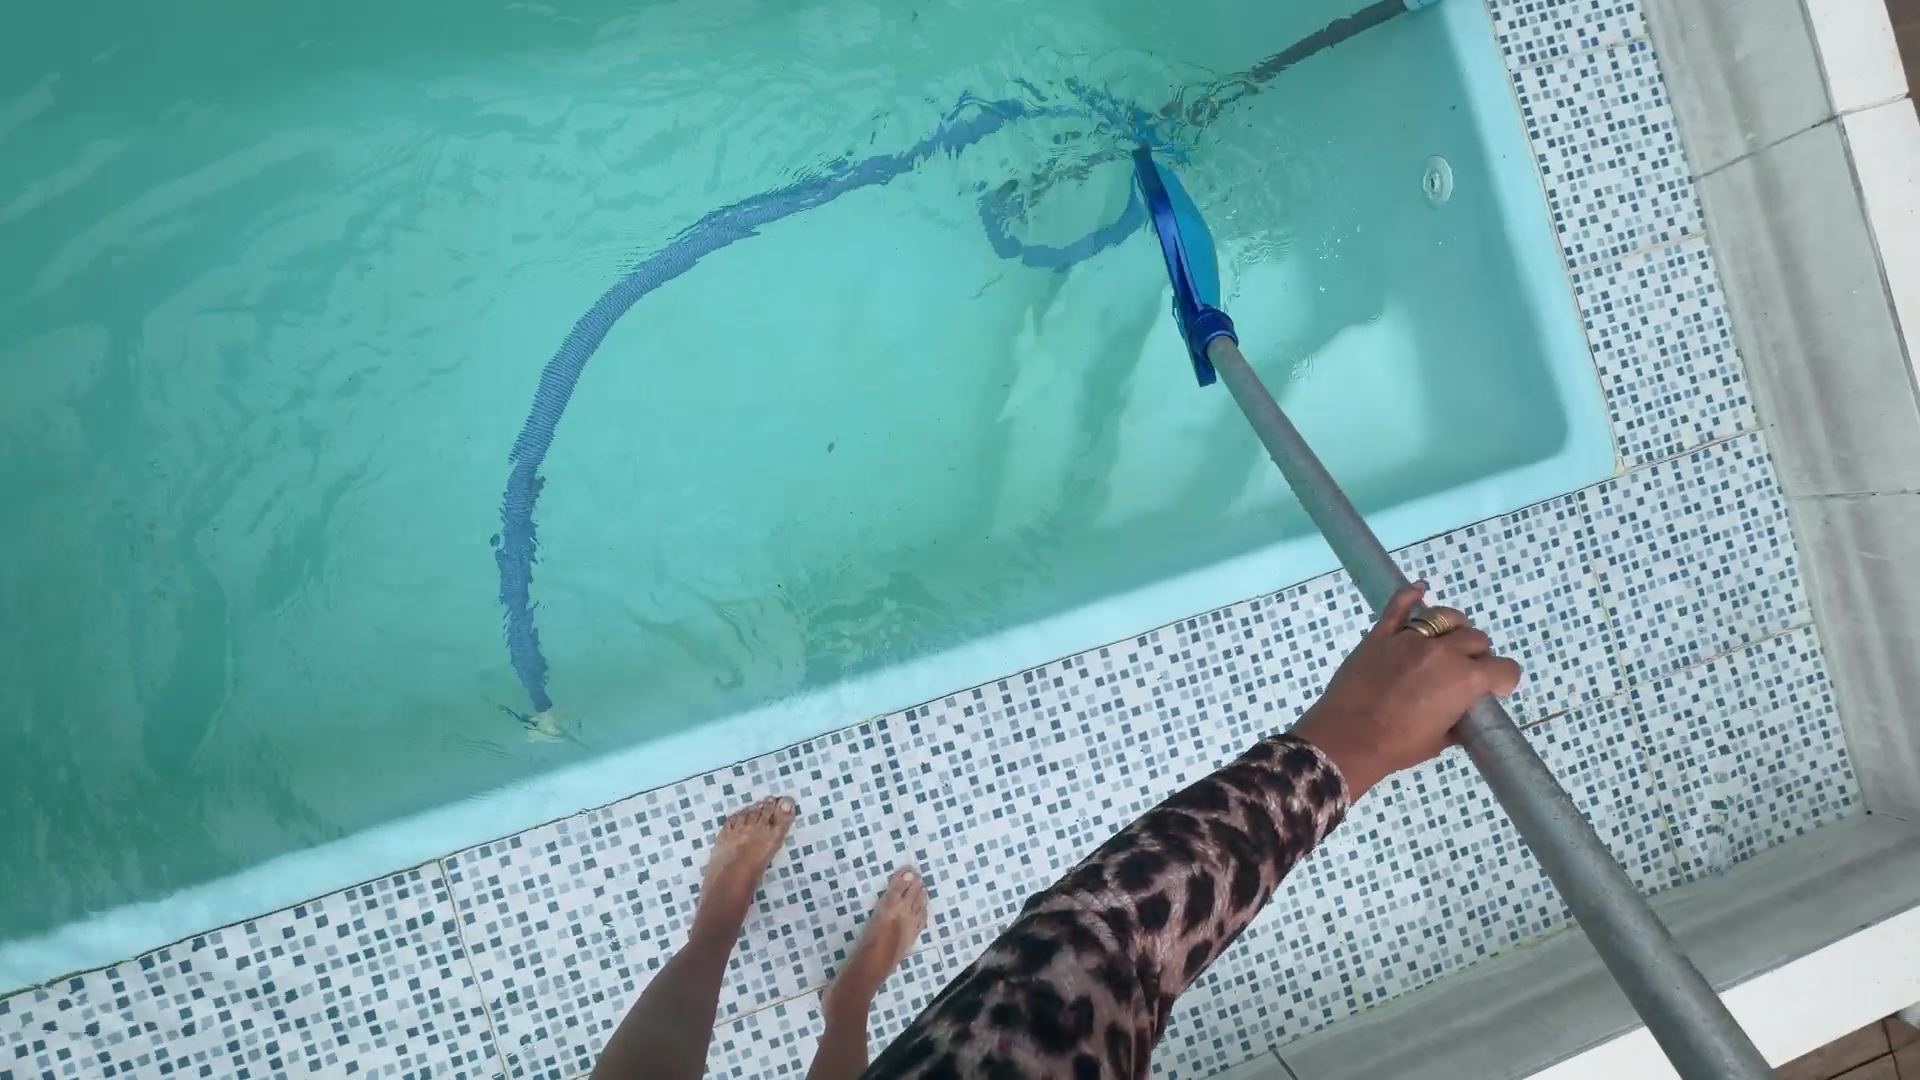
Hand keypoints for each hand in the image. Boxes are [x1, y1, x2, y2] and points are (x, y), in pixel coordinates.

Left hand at [1292, 583, 1521, 798]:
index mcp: (1467, 679)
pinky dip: (1410, 594)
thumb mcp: (1443, 738)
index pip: (1505, 668)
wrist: (1348, 736)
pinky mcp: (1379, 635)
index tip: (1493, 689)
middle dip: (1476, 655)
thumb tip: (1460, 709)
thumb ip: (1458, 715)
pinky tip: (1419, 589)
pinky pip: (1397, 606)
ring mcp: (1408, 639)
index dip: (1502, 680)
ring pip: (1445, 618)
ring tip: (1446, 642)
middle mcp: (1442, 652)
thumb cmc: (1398, 744)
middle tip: (1462, 670)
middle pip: (1476, 639)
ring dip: (1452, 628)